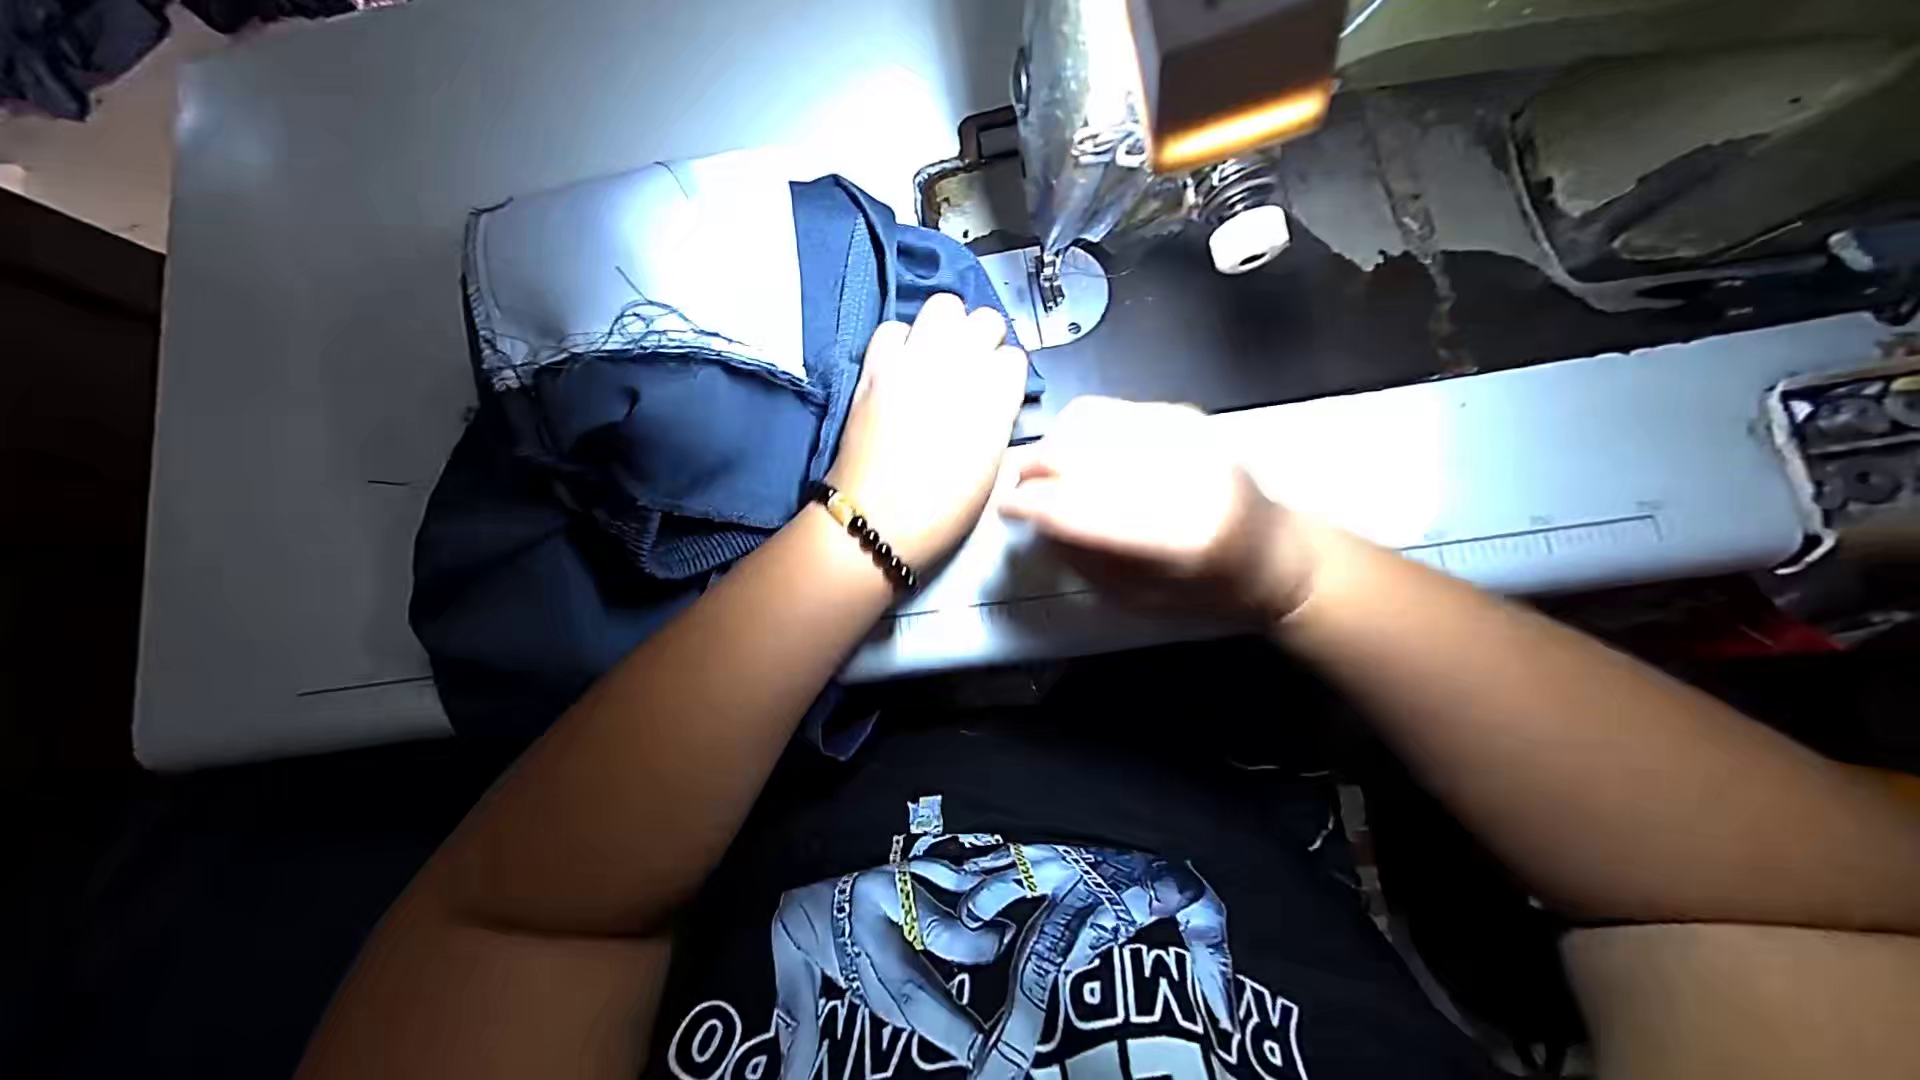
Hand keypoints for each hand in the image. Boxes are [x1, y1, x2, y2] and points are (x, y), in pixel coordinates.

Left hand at [827, 294, 1029, 568]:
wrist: (877, 520)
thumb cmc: (942, 511)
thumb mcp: (991, 471)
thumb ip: (997, 423)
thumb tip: (991, 404)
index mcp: (997, 398)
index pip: (1014, 359)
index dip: (1006, 376)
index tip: (997, 391)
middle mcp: (961, 368)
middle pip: (985, 320)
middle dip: (984, 339)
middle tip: (972, 366)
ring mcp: (915, 361)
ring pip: (942, 307)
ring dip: (947, 326)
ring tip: (940, 354)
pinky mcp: (876, 367)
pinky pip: (893, 329)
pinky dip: (902, 341)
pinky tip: (902, 364)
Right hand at [998, 396, 1318, 617]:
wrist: (1273, 552)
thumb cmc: (1206, 589)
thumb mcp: (1138, 596)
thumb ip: (1083, 555)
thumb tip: (1035, 515)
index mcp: (1177, 534)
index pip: (1079, 507)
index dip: (1030, 504)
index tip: (1005, 508)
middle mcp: (1184, 472)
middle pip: (1077, 455)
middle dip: (1033, 469)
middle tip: (1016, 487)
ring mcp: (1188, 435)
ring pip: (1086, 423)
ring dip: (1052, 445)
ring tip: (1044, 470)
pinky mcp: (1185, 415)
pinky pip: (1109, 409)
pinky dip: (1078, 428)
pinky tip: (1075, 450)